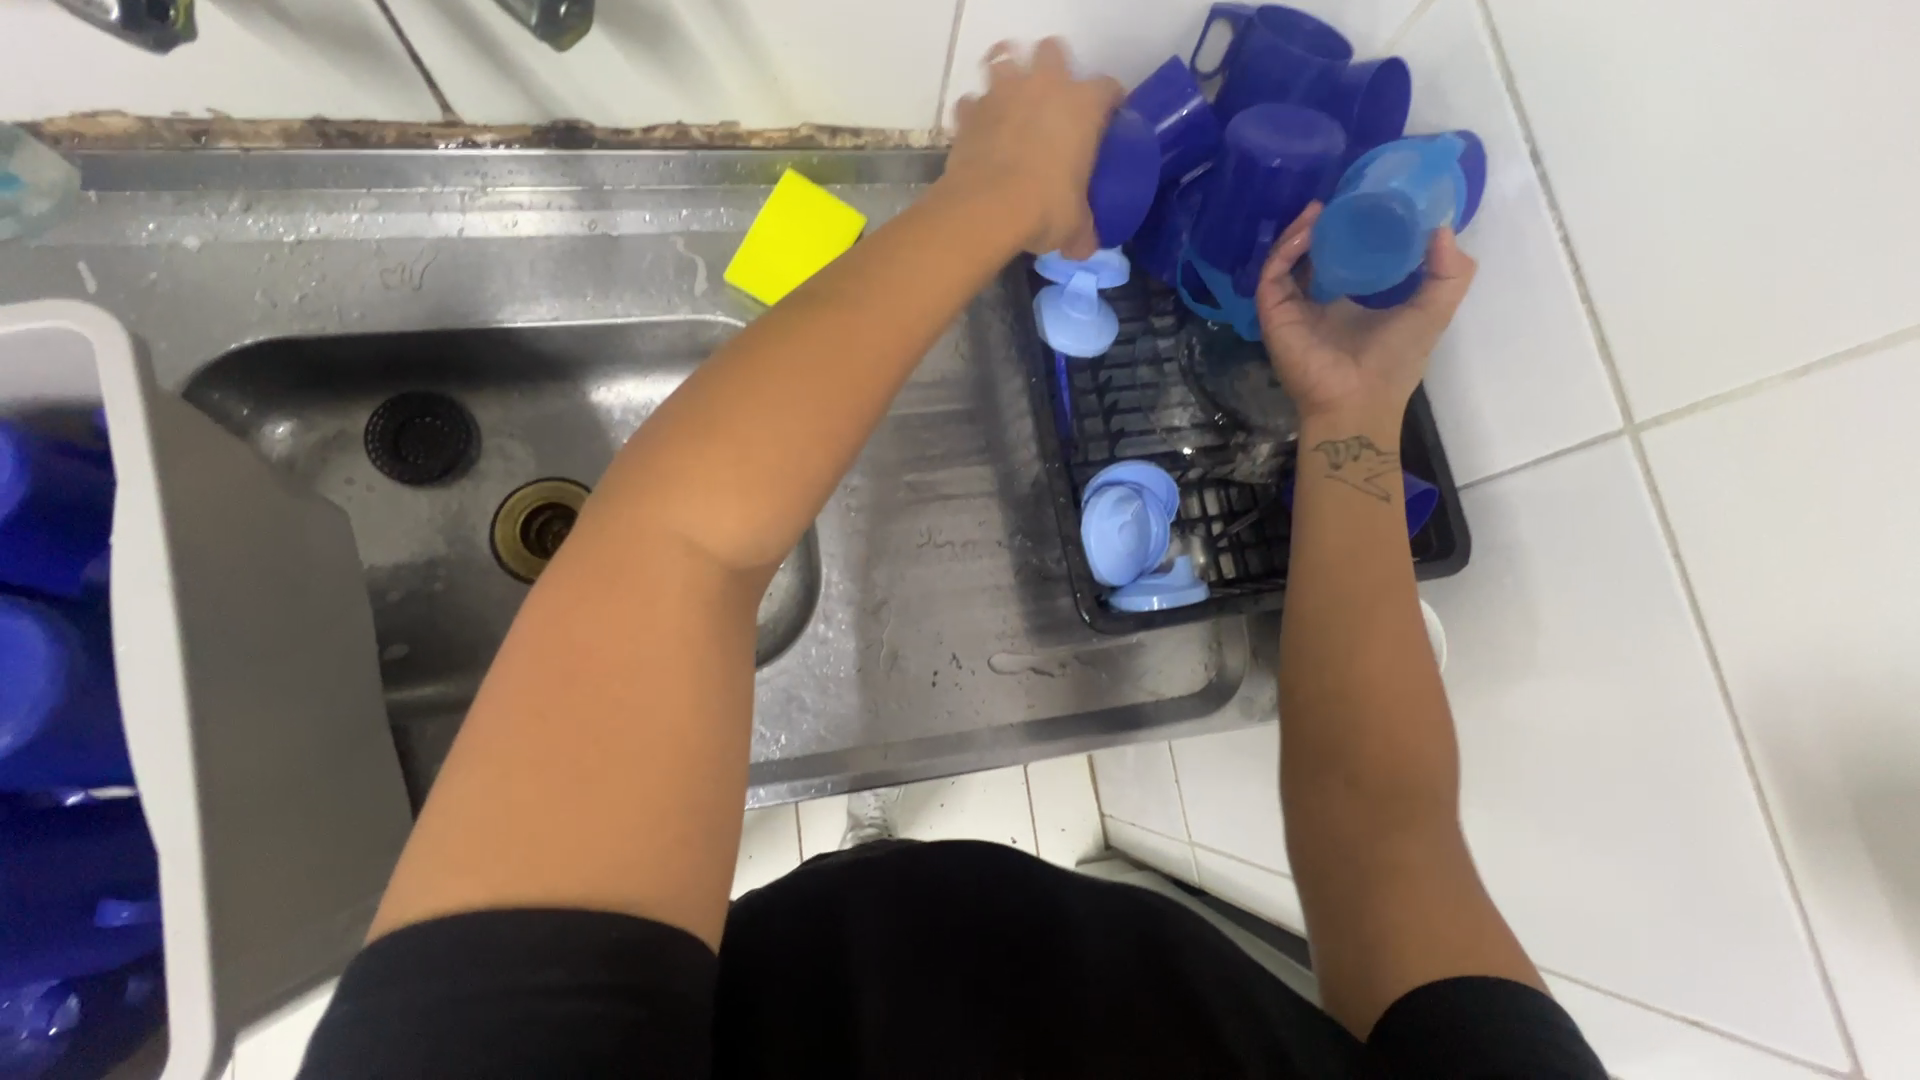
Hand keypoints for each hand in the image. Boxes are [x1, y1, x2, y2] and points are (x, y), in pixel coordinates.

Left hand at [944, 39, 1123, 258]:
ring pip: (1004, 62)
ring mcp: (1003, 94)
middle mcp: (1044, 86)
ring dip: (1008, 79)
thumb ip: (1083, 232)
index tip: (1107, 120)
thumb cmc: (1044, 209)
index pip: (1108, 89)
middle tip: (1051, 104)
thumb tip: (1084, 248)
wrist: (988, 208)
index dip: (1109, 103)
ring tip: (1009, 106)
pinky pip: (971, 103)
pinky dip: (974, 115)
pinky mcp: (970, 113)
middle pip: (1052, 53)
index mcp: (1083, 106)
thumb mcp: (1074, 226)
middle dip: (1052, 71)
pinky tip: (978, 133)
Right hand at [1255, 203, 1476, 421]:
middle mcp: (1315, 303)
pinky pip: (1272, 275)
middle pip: (1308, 255)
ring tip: (1318, 209)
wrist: (1360, 400)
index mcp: (1347, 302)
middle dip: (1319, 226)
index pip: (1339, 258)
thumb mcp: (1434, 309)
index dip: (1348, 229)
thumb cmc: (1394, 362)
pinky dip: (1285, 250)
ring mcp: (1291, 309)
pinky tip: (1307, 231)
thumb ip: (1449, 270)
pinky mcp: (1274, 315)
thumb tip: (1442, 226)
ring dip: (1297, 232)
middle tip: (1335, 199)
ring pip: (1285, 261)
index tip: (1362, 201)